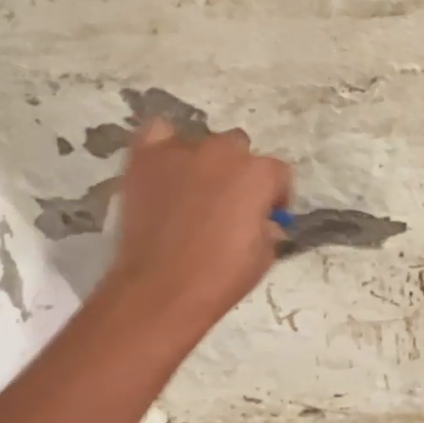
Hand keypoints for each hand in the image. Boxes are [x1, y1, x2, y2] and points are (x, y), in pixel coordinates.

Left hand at [107, 119, 290, 336]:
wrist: (162, 288)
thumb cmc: (219, 277)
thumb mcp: (262, 257)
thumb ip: (267, 228)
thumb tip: (264, 222)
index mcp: (258, 175)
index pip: (277, 173)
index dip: (274, 195)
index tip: (267, 215)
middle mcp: (223, 152)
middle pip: (239, 150)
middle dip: (239, 174)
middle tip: (228, 206)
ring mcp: (181, 150)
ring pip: (201, 143)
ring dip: (204, 163)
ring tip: (192, 193)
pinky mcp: (145, 156)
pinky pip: (159, 133)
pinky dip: (165, 147)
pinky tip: (166, 169)